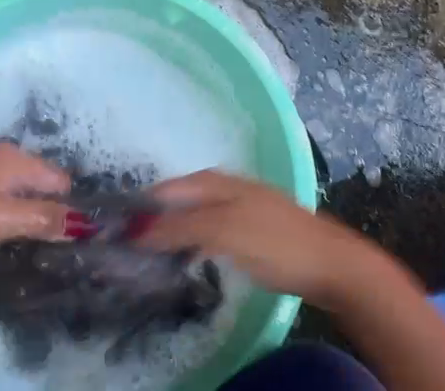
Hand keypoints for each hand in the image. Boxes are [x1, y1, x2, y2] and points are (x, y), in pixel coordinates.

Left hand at [0, 143, 71, 264]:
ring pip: (19, 192)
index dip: (72, 209)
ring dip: (29, 216)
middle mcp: (0, 158)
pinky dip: (7, 216)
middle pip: (42, 185)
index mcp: (14, 160)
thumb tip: (85, 221)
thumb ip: (42, 218)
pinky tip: (2, 239)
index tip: (79, 242)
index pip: (61, 181)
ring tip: (35, 251)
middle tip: (59, 251)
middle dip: (52, 212)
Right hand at [136, 170, 377, 304]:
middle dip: (152, 217)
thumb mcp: (223, 231)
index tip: (113, 229)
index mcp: (215, 181)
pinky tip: (188, 258)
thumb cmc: (276, 243)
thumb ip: (180, 227)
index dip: (140, 207)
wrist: (331, 264)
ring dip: (171, 230)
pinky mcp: (252, 230)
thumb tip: (135, 227)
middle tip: (127, 245)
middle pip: (178, 198)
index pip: (166, 189)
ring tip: (149, 255)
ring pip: (194, 214)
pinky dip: (191, 240)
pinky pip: (209, 229)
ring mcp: (241, 207)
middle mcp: (225, 187)